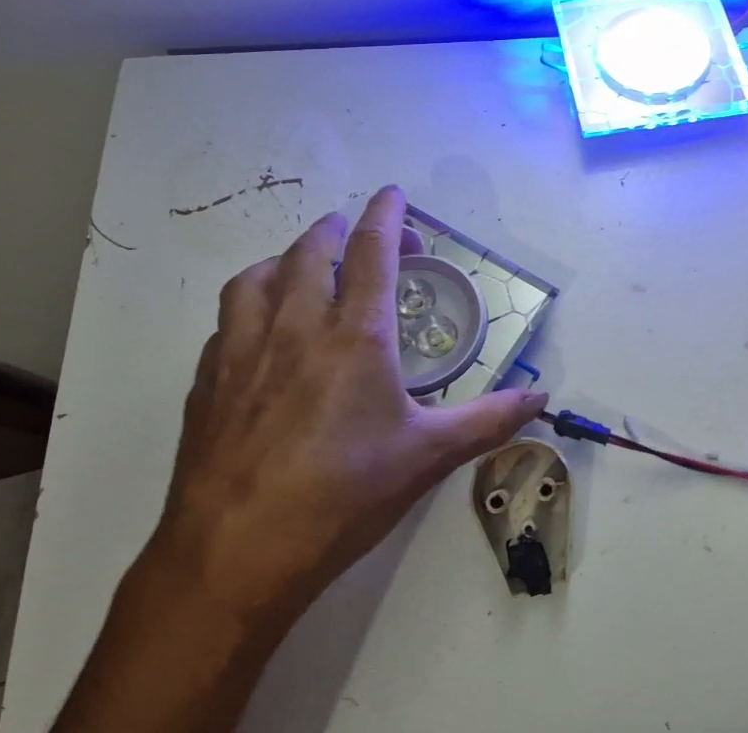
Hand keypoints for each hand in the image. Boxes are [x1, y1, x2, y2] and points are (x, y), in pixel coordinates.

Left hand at [151, 186, 546, 621]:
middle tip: (361, 235)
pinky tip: (260, 333)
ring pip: (256, 277)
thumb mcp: (429, 456)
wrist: (236, 553)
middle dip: (338, 229)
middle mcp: (295, 328)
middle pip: (310, 252)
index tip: (392, 193)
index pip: (370, 252)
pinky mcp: (206, 384)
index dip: (385, 216)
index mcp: (355, 336)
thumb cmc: (344, 496)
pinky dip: (250, 306)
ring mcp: (241, 353)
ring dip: (285, 259)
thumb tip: (541, 399)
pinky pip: (227, 322)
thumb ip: (489, 419)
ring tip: (304, 268)